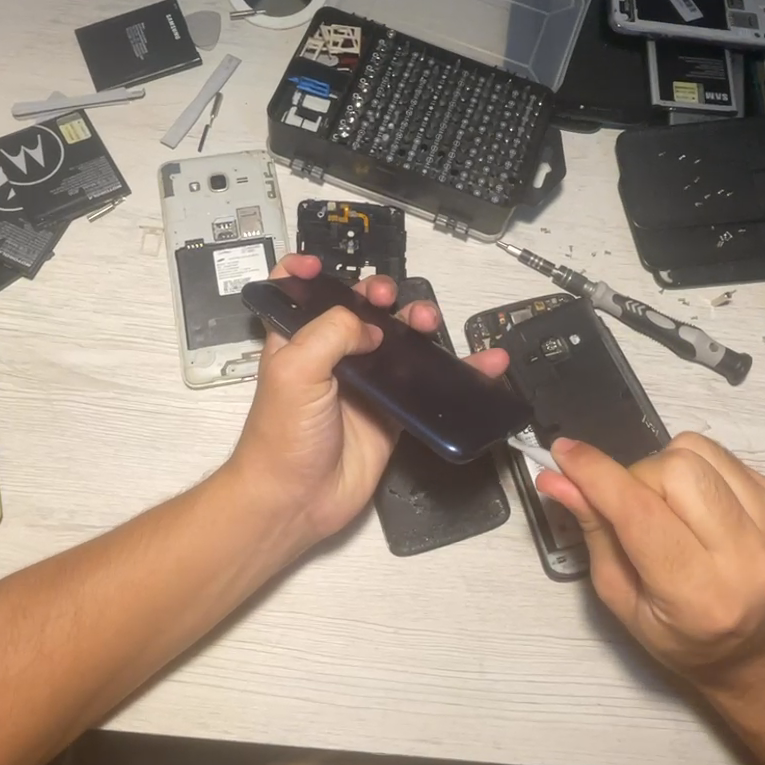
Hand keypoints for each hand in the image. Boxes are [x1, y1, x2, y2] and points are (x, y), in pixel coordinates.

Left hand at [223, 255, 508, 544]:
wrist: (298, 499)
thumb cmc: (283, 434)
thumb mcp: (295, 369)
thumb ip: (331, 332)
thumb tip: (371, 326)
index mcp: (296, 340)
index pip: (294, 294)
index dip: (303, 274)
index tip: (321, 264)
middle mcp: (330, 357)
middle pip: (358, 311)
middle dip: (376, 294)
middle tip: (388, 299)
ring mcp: (364, 384)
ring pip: (397, 341)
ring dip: (416, 323)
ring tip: (429, 321)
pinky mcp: (391, 413)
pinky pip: (425, 384)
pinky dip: (455, 371)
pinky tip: (481, 362)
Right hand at [537, 432, 764, 690]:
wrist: (759, 651)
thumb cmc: (679, 634)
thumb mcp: (620, 596)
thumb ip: (593, 531)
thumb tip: (556, 479)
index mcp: (698, 596)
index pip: (640, 515)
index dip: (597, 475)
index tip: (563, 452)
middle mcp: (745, 560)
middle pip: (675, 470)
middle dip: (635, 476)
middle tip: (629, 505)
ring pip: (697, 453)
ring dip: (663, 467)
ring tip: (663, 503)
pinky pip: (721, 454)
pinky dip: (693, 466)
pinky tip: (693, 502)